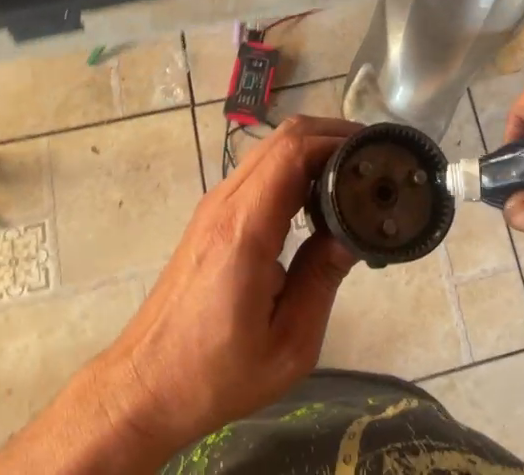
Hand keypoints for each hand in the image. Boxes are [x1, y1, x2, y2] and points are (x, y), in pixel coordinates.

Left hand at [68, 116, 362, 462]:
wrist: (146, 385)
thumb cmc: (216, 374)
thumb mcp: (290, 343)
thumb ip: (324, 278)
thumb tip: (353, 231)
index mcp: (246, 229)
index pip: (293, 151)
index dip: (337, 139)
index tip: (377, 153)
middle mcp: (226, 204)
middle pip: (283, 138)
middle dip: (332, 136)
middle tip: (375, 161)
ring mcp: (213, 207)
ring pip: (269, 150)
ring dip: (312, 150)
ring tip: (355, 177)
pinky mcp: (210, 219)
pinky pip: (258, 173)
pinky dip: (293, 168)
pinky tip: (319, 198)